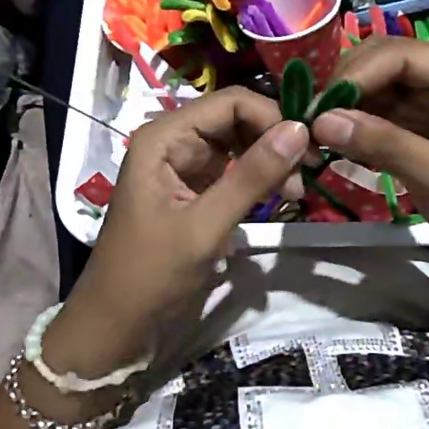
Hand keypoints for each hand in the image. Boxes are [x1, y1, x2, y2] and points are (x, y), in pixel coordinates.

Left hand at [63, 88, 308, 358]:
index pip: (231, 103)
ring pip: (241, 145)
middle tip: (309, 175)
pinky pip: (236, 171)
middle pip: (238, 120)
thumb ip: (251, 177)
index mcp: (165, 138)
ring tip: (296, 192)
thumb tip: (300, 130)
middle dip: (275, 139)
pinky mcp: (196, 191)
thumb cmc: (150, 274)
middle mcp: (175, 142)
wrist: (117, 325)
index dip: (273, 117)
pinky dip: (260, 180)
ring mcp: (185, 167)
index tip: (310, 149)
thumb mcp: (204, 226)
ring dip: (272, 160)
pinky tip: (281, 197)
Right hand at [311, 39, 428, 266]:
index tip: (319, 106)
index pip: (403, 54)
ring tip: (315, 134)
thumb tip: (321, 122)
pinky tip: (334, 144)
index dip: (358, 73)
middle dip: (347, 86)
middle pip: (385, 62)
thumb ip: (386, 146)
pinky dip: (355, 126)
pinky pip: (379, 115)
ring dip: (345, 106)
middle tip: (311, 120)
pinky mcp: (420, 129)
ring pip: (377, 87)